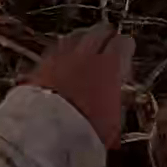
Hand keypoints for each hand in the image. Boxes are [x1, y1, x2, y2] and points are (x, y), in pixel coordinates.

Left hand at [26, 23, 133, 147]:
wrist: (45, 135)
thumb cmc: (83, 133)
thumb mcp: (111, 125)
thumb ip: (115, 106)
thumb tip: (115, 108)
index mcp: (110, 67)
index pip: (123, 43)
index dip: (126, 47)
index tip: (127, 51)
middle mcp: (86, 56)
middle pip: (99, 32)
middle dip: (105, 35)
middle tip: (108, 40)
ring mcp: (61, 57)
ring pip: (75, 36)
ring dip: (82, 39)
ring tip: (84, 47)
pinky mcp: (40, 65)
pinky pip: (55, 49)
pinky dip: (61, 52)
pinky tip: (61, 59)